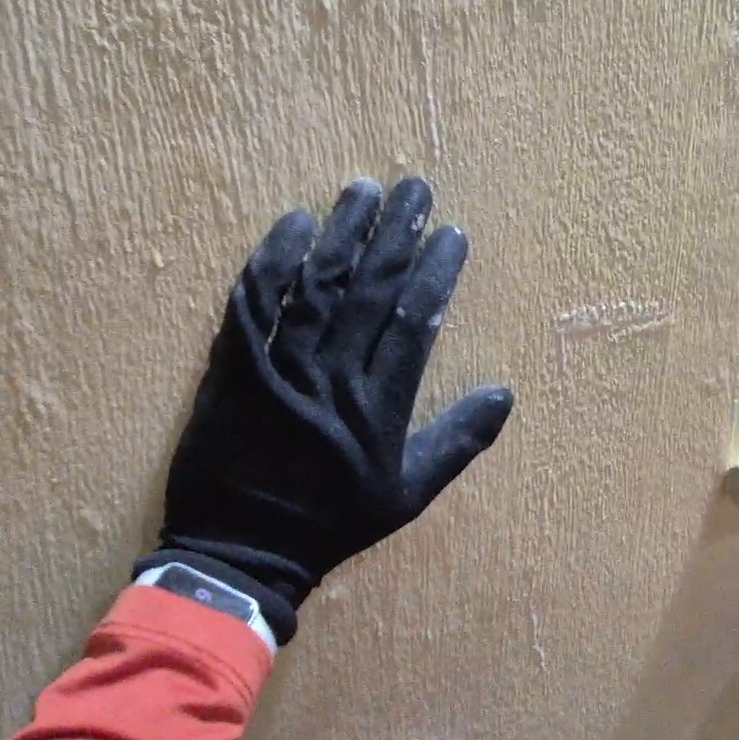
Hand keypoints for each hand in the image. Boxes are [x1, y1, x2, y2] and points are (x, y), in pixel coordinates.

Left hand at [138, 177, 514, 643]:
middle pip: (370, 289)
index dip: (435, 272)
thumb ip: (458, 441)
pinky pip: (253, 302)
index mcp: (380, 406)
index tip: (452, 233)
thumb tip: (505, 392)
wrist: (238, 552)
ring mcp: (280, 366)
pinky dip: (273, 260)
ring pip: (317, 284)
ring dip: (343, 232)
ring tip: (364, 189)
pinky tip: (294, 223)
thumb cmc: (332, 522)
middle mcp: (335, 375)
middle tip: (415, 187)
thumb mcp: (408, 494)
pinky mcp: (234, 364)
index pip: (414, 321)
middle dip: (396, 233)